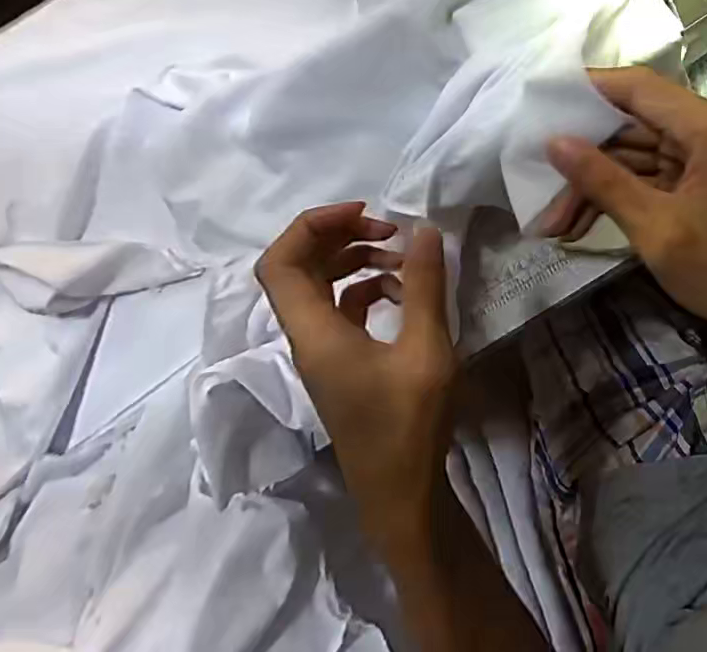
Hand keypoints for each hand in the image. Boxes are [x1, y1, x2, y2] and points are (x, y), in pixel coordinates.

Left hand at [256, 202, 455, 548]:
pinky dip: (368, 289)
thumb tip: (423, 230)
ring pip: (322, 288)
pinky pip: (343, 309)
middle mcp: (307, 338)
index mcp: (314, 333)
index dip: (314, 225)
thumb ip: (424, 286)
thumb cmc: (409, 423)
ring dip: (356, 261)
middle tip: (391, 230)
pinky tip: (405, 293)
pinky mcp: (342, 364)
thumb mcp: (426, 349)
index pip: (280, 263)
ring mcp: (323, 353)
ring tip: (404, 257)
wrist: (401, 494)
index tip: (365, 212)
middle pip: (300, 268)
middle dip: (342, 237)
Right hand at [545, 67, 706, 350]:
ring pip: (634, 152)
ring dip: (595, 184)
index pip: (639, 87)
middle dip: (584, 156)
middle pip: (631, 122)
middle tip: (538, 179)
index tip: (542, 100)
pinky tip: (579, 224)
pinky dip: (617, 195)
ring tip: (552, 223)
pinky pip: (648, 174)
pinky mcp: (697, 177)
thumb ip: (603, 181)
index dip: (588, 89)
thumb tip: (554, 143)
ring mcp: (703, 154)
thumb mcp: (656, 229)